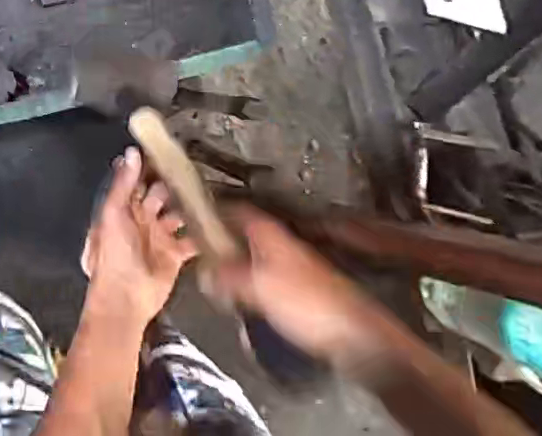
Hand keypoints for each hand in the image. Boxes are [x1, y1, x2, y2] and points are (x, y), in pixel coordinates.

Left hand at [80, 148, 195, 327]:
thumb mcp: (113, 213)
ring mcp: (160, 237)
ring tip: (208, 189)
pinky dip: (202, 233)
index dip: (149, 167)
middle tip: (192, 166)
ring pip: (178, 214)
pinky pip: (191, 240)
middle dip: (174, 183)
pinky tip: (214, 221)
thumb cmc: (113, 256)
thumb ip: (123, 183)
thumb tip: (131, 153)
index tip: (166, 149)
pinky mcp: (175, 255)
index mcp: (124, 209)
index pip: (138, 181)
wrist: (124, 300)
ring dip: (189, 206)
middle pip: (161, 195)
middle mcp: (143, 220)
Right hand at [207, 205, 399, 372]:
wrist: (351, 332)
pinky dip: (245, 282)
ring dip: (230, 263)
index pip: (235, 208)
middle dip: (218, 239)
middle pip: (241, 231)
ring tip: (210, 279)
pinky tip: (238, 300)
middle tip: (193, 253)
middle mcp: (278, 241)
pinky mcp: (295, 287)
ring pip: (250, 254)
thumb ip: (228, 277)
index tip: (189, 218)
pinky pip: (260, 276)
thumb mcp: (258, 287)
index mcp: (269, 231)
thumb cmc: (307, 302)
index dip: (212, 210)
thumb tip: (203, 271)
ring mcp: (288, 263)